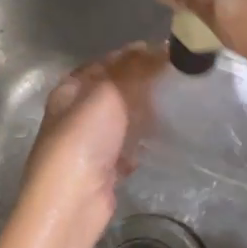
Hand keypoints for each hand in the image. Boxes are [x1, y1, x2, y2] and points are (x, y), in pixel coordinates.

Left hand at [16, 42, 165, 240]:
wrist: (71, 201)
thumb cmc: (85, 138)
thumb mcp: (110, 92)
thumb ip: (136, 69)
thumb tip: (162, 47)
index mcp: (70, 90)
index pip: (104, 63)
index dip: (133, 56)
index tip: (166, 53)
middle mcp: (75, 114)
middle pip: (113, 92)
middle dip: (141, 86)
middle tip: (176, 80)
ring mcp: (87, 145)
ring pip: (120, 121)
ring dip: (143, 115)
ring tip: (174, 107)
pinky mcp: (101, 171)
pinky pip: (125, 149)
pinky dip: (139, 145)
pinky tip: (158, 142)